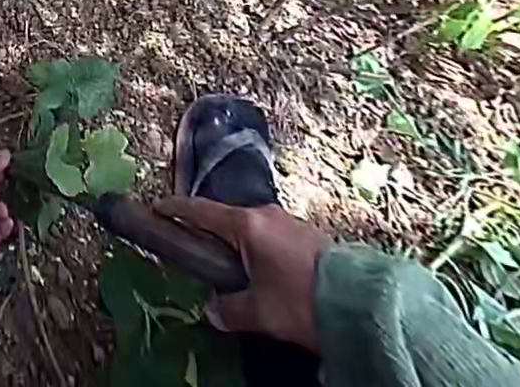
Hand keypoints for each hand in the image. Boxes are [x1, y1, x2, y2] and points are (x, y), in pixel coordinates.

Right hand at [157, 197, 329, 352]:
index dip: (176, 209)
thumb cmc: (300, 300)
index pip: (200, 210)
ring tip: (230, 267)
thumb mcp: (261, 312)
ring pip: (250, 227)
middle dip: (208, 230)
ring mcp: (286, 220)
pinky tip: (262, 271)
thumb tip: (211, 310)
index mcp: (246, 224)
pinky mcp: (304, 233)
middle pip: (225, 217)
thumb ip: (230, 309)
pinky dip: (257, 247)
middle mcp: (264, 213)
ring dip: (237, 242)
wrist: (361, 300)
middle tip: (194, 245)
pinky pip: (269, 235)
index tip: (158, 207)